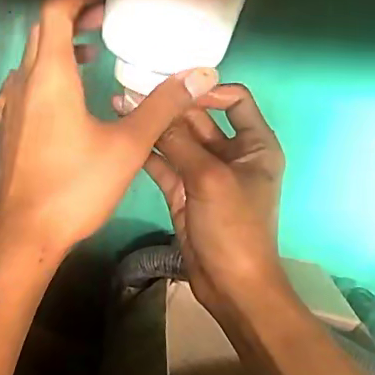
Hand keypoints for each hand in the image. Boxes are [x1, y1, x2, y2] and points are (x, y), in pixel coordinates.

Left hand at [0, 0, 219, 256]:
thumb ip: (163, 105)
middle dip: (75, 16)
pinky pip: (25, 82)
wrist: (22, 233)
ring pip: (33, 57)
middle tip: (108, 18)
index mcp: (49, 76)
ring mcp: (9, 105)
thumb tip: (200, 73)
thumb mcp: (128, 145)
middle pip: (43, 30)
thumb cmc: (75, 186)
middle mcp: (23, 81)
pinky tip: (70, 95)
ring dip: (62, 46)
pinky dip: (48, 72)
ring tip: (95, 53)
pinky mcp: (6, 126)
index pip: (56, 11)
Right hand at [140, 84, 289, 316]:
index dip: (206, 90)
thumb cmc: (235, 228)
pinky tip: (123, 133)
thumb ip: (179, 141)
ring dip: (154, 124)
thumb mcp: (210, 178)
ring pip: (177, 138)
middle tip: (132, 88)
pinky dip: (146, 149)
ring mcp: (204, 171)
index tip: (173, 88)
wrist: (231, 286)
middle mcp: (231, 153)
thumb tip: (150, 104)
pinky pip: (163, 161)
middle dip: (169, 104)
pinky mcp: (182, 189)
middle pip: (198, 117)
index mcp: (255, 144)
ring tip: (119, 104)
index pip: (234, 99)